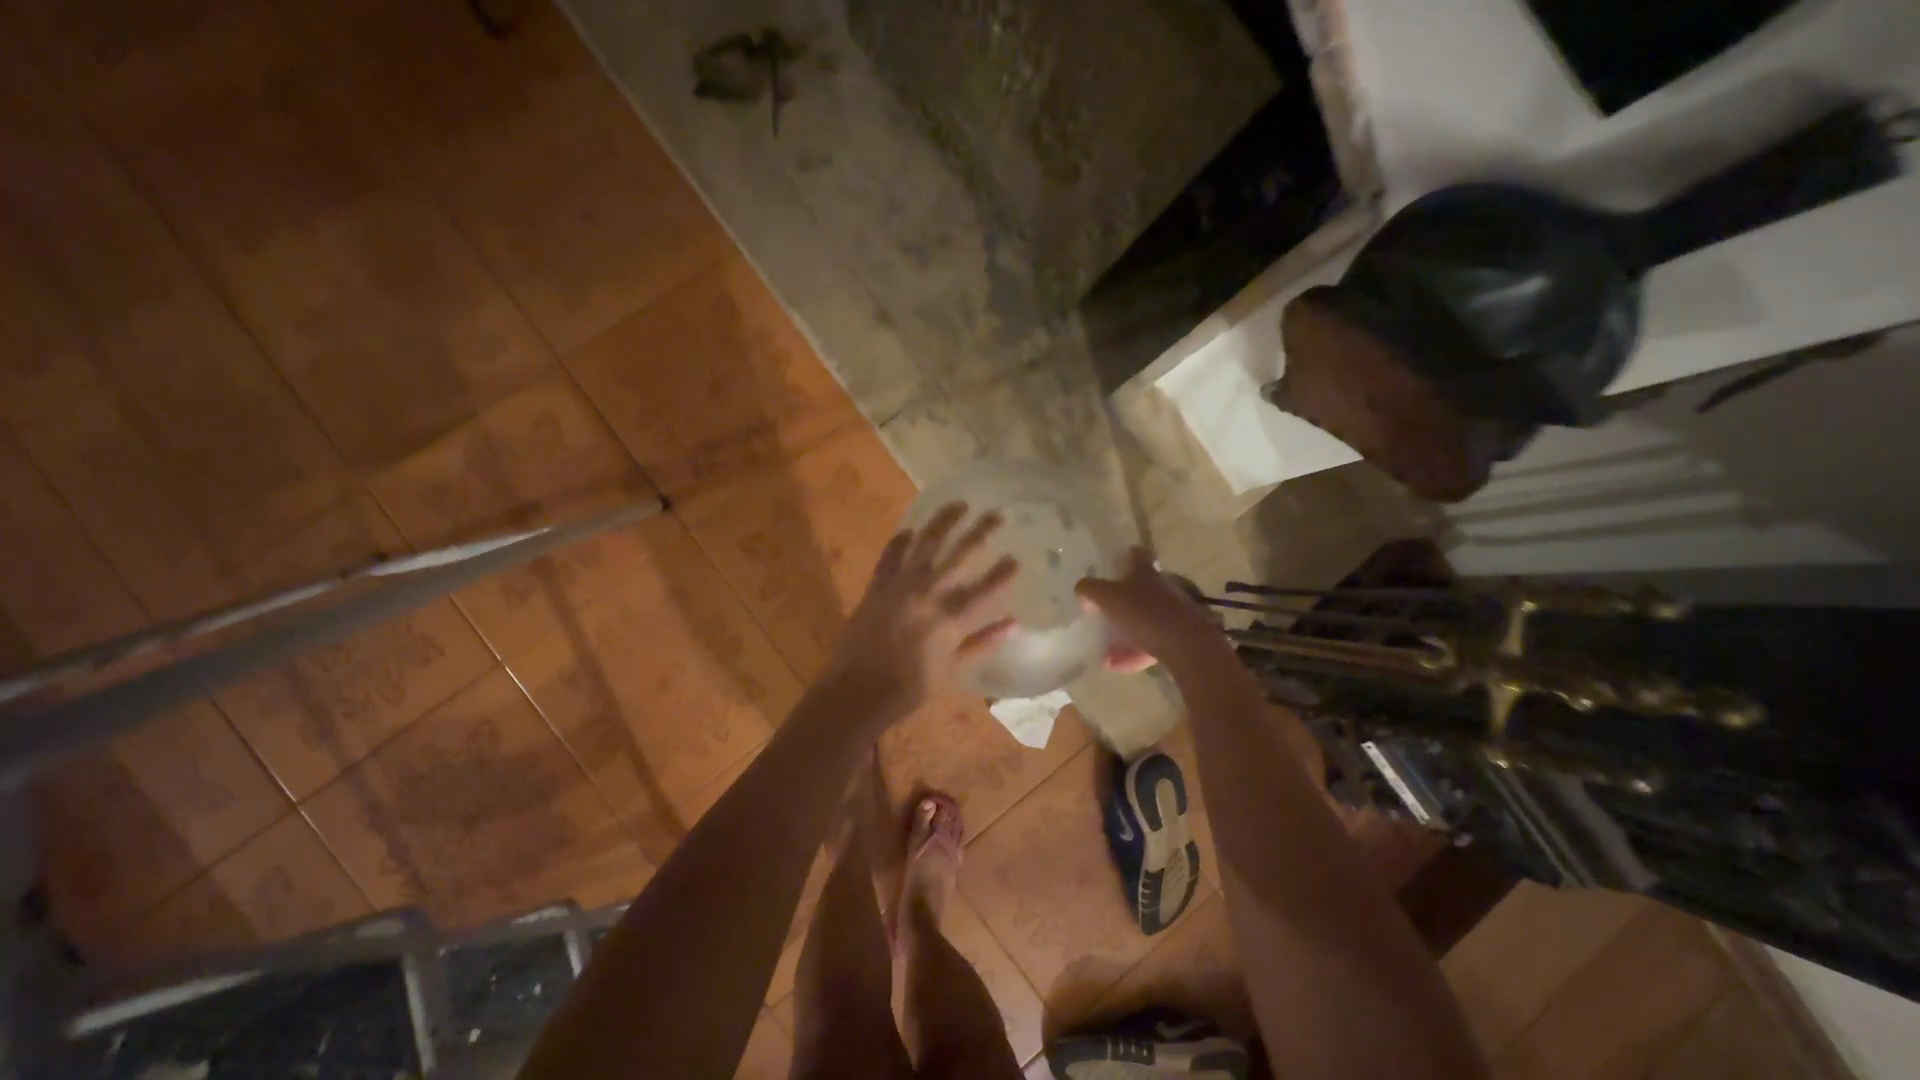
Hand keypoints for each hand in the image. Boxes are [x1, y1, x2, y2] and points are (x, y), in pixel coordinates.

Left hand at [819, 501, 1018, 725]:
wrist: (857, 691)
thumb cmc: (909, 688)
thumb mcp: (952, 671)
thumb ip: (982, 643)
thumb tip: (1013, 624)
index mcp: (952, 619)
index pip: (987, 588)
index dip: (1004, 572)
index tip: (1016, 558)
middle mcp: (930, 594)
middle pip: (960, 555)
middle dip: (981, 533)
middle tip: (996, 515)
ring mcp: (901, 586)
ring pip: (926, 543)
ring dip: (944, 522)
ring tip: (958, 505)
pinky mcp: (876, 586)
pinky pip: (891, 556)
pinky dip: (901, 542)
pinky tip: (910, 531)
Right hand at [1078, 546, 1230, 675]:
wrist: (1187, 645)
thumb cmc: (1145, 614)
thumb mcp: (1107, 597)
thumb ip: (1090, 590)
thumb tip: (1082, 590)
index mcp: (1144, 573)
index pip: (1135, 554)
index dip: (1122, 558)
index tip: (1110, 569)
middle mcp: (1161, 588)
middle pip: (1138, 590)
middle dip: (1119, 604)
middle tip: (1101, 615)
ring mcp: (1172, 612)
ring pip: (1143, 620)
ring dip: (1124, 634)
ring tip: (1105, 652)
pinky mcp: (1179, 636)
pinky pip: (1152, 642)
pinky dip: (1135, 653)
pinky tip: (1118, 666)